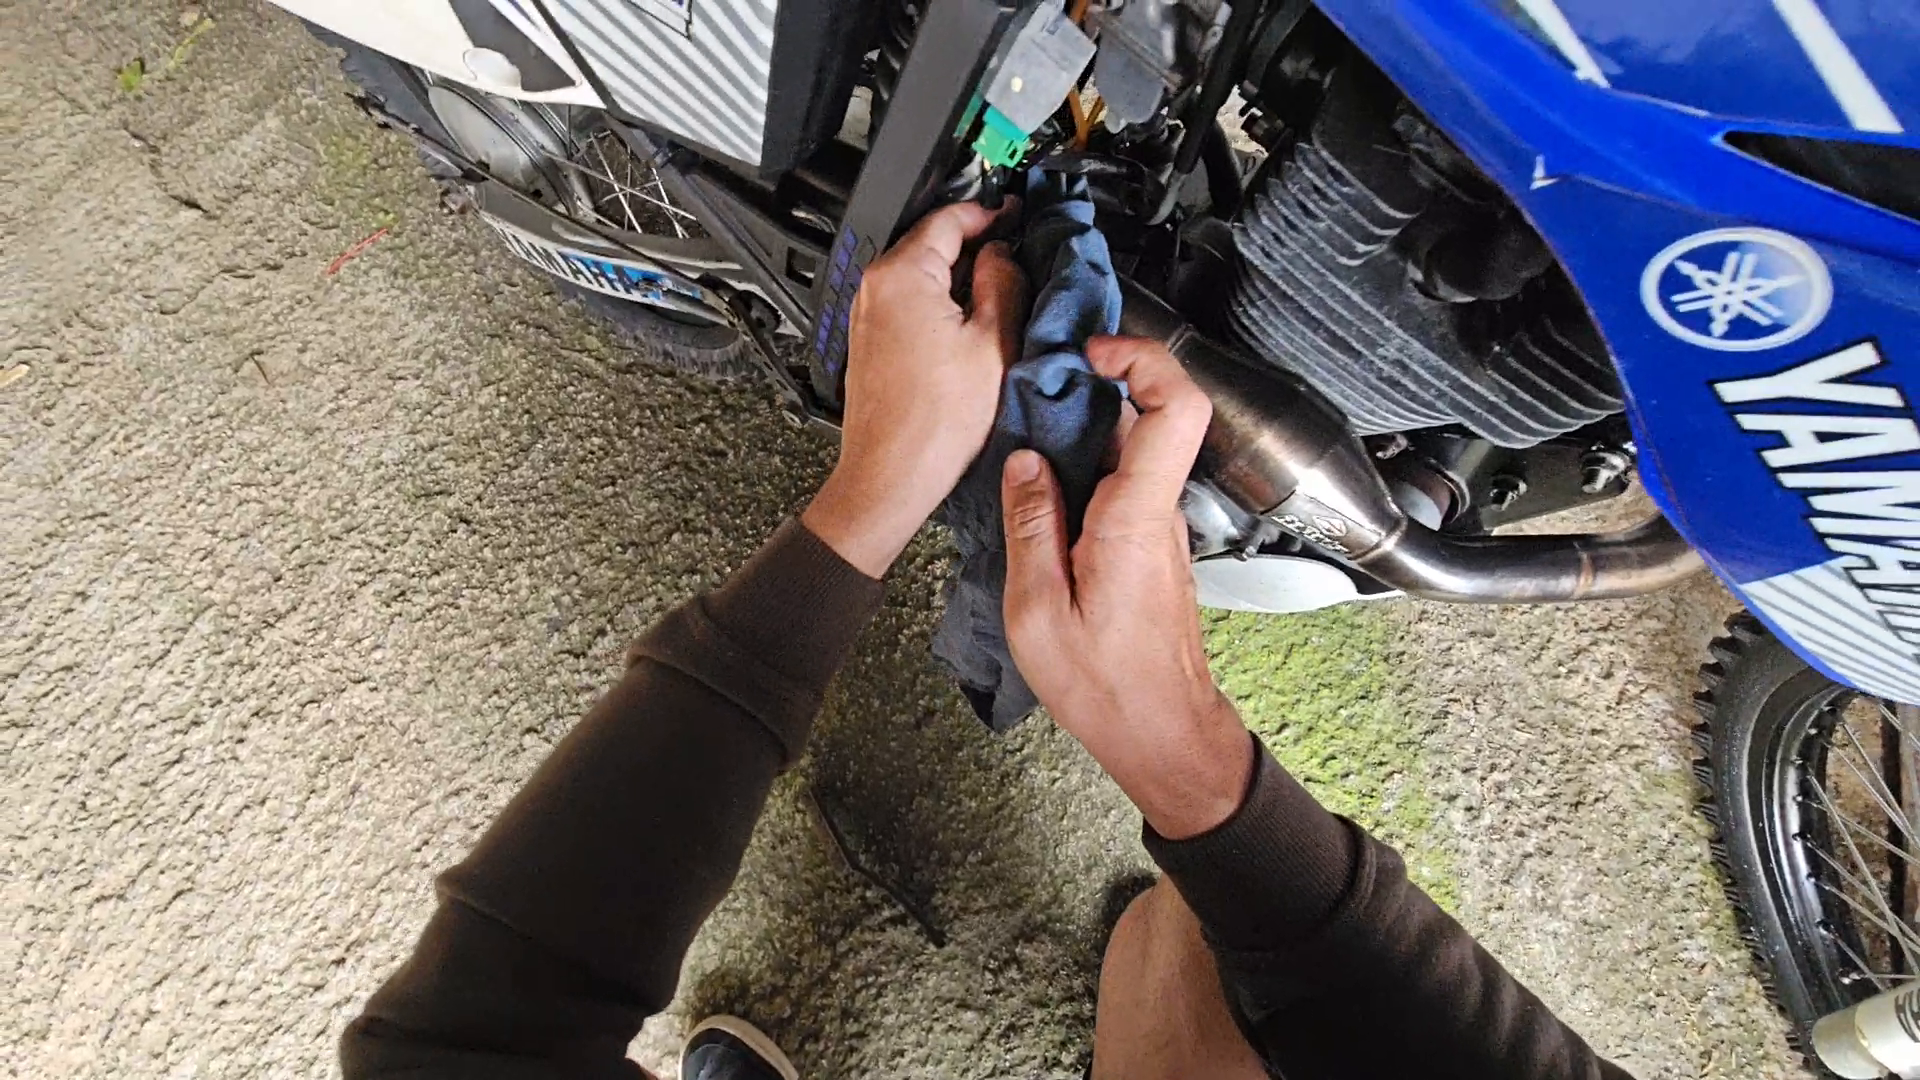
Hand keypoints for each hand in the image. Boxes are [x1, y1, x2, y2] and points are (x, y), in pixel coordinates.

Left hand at [802, 200, 1026, 577]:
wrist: (891, 475)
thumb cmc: (933, 424)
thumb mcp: (992, 344)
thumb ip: (1002, 283)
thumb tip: (1001, 255)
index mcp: (903, 275)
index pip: (949, 218)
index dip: (988, 214)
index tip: (1010, 218)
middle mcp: (874, 289)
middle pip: (931, 245)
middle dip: (973, 250)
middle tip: (1012, 265)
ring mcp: (865, 317)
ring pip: (920, 279)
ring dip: (956, 284)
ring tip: (993, 308)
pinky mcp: (867, 344)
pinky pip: (907, 309)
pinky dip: (936, 310)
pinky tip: (962, 338)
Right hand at [1000, 336, 1253, 839]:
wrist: (1163, 733)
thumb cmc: (1103, 686)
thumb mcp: (1038, 610)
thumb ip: (1030, 526)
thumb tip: (1026, 460)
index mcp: (1135, 521)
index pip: (1175, 410)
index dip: (1142, 360)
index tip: (1091, 353)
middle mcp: (1159, 514)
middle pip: (1149, 419)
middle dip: (1092, 388)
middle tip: (1031, 393)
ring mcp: (1160, 530)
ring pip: (1132, 452)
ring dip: (1083, 431)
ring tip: (1025, 441)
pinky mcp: (1150, 547)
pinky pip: (1123, 485)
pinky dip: (1087, 468)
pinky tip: (1044, 488)